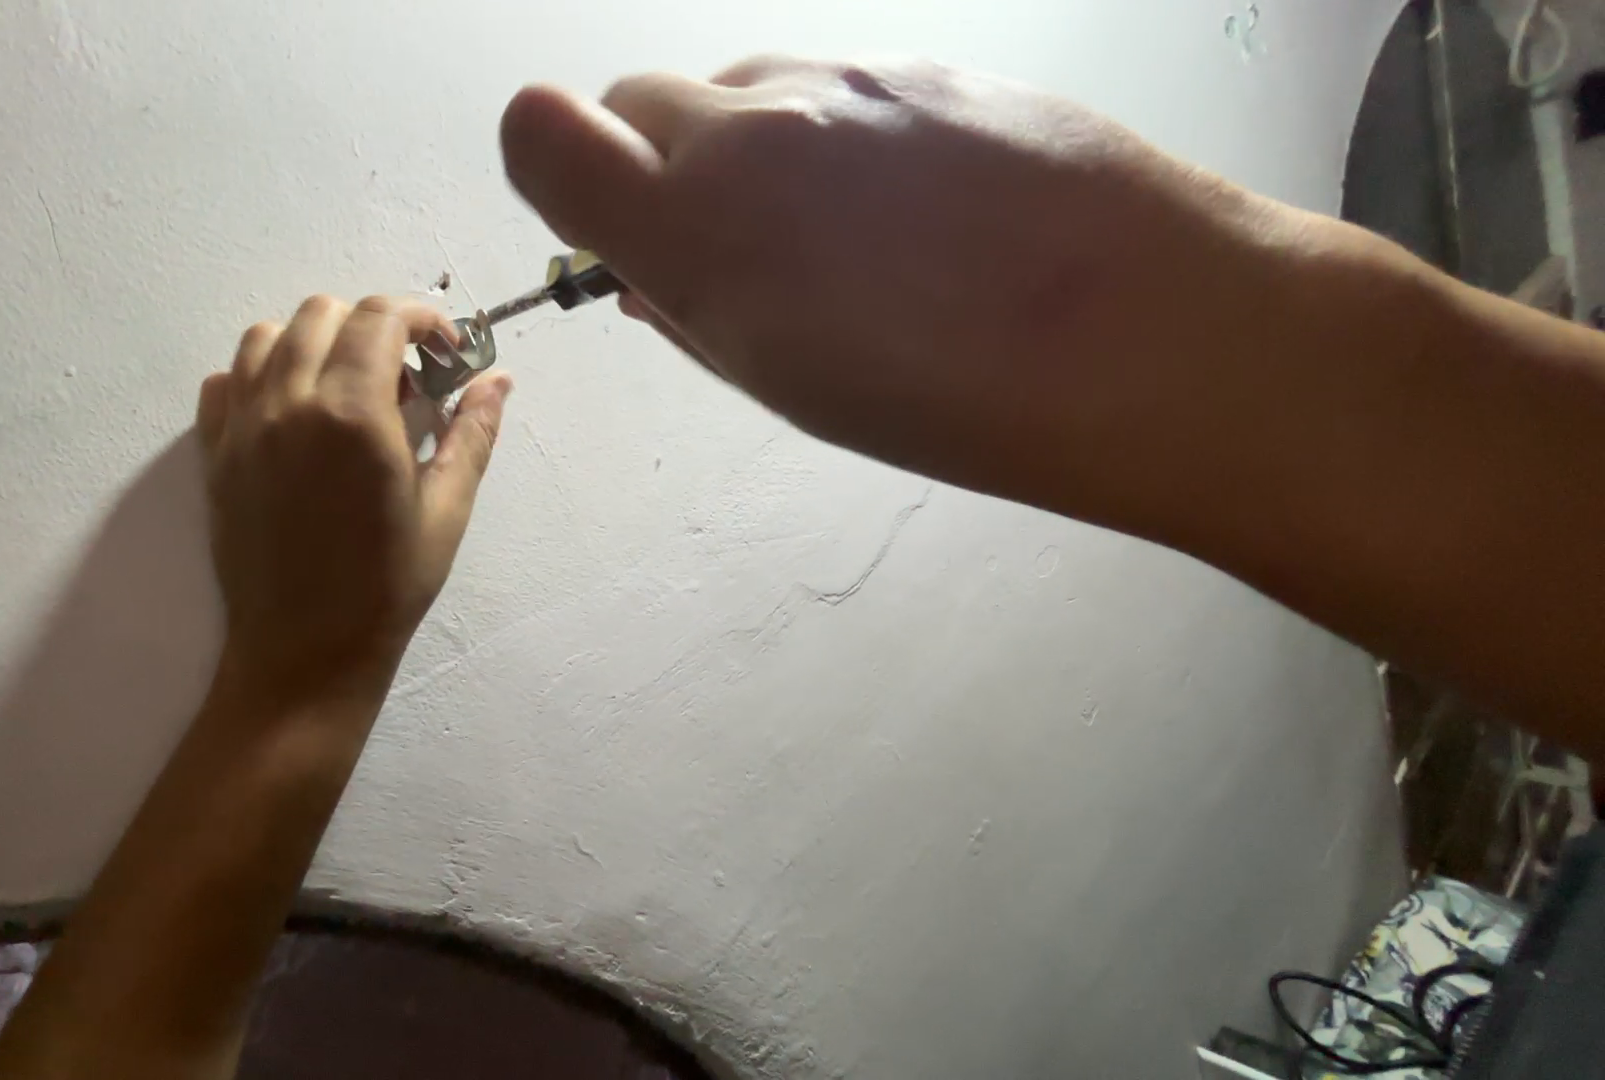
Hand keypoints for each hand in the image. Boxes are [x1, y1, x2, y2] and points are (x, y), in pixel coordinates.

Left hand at [195, 295, 512, 704]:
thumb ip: (473, 433)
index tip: (445, 350)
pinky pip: (227, 378)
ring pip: (268, 335)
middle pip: (325, 312)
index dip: (422, 317)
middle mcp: (289, 402)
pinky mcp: (213, 452)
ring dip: (316, 342)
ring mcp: (242, 425)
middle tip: (404, 379)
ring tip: (348, 390)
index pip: (382, 317)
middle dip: (374, 327)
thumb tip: (499, 380)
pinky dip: (265, 373)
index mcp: (354, 414)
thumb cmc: (388, 584)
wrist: (305, 650)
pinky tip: (296, 414)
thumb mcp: (447, 510)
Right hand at [498, 56, 1341, 527]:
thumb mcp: (780, 384)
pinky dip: (817, 141)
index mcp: (700, 224)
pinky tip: (893, 211)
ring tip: (819, 241)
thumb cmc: (938, 404)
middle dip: (645, 167)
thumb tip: (646, 273)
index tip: (603, 232)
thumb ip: (690, 315)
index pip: (544, 140)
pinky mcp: (929, 65)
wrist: (1152, 339)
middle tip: (713, 251)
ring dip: (736, 153)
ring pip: (734, 93)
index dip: (554, 177)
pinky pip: (826, 91)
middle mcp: (755, 123)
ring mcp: (847, 79)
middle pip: (635, 103)